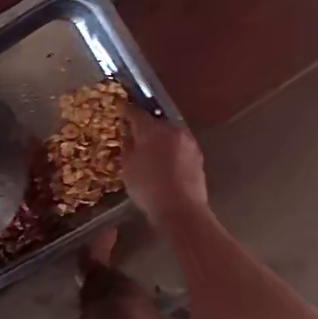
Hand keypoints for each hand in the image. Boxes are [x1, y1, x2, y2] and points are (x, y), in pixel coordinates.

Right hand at [124, 107, 209, 225]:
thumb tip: (128, 134)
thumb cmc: (148, 187)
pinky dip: (170, 148)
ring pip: (169, 133)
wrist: (181, 210)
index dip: (126, 110)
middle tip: (133, 129)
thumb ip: (127, 146)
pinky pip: (179, 145)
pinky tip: (163, 159)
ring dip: (159, 136)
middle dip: (144, 123)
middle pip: (156, 121)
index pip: (136, 112)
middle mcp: (173, 130)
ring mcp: (188, 142)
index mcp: (153, 129)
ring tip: (149, 145)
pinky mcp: (198, 156)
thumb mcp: (128, 167)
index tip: (119, 108)